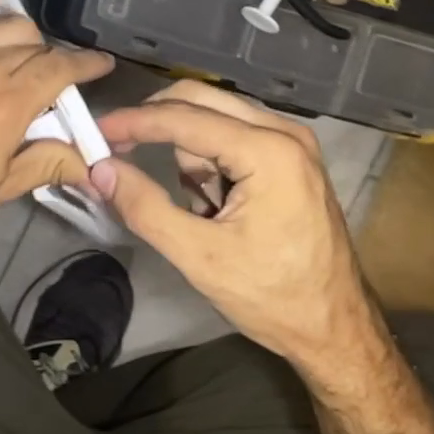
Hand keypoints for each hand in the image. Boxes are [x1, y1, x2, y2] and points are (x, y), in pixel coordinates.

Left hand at [0, 0, 114, 238]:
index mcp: (5, 105)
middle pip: (38, 48)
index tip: (101, 67)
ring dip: (28, 40)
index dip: (87, 67)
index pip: (61, 71)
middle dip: (53, 66)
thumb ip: (47, 164)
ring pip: (11, 24)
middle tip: (52, 87)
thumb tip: (91, 158)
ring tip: (27, 58)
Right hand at [90, 83, 376, 365]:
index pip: (185, 118)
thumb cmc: (274, 297)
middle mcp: (284, 131)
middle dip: (159, 129)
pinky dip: (211, 158)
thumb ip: (145, 207)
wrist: (337, 331)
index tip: (95, 131)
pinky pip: (232, 133)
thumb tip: (99, 168)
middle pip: (198, 101)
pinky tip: (219, 203)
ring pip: (213, 117)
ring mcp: (291, 140)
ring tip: (202, 209)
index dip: (134, 121)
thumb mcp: (200, 258)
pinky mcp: (291, 153)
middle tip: (122, 154)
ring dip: (189, 151)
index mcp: (269, 151)